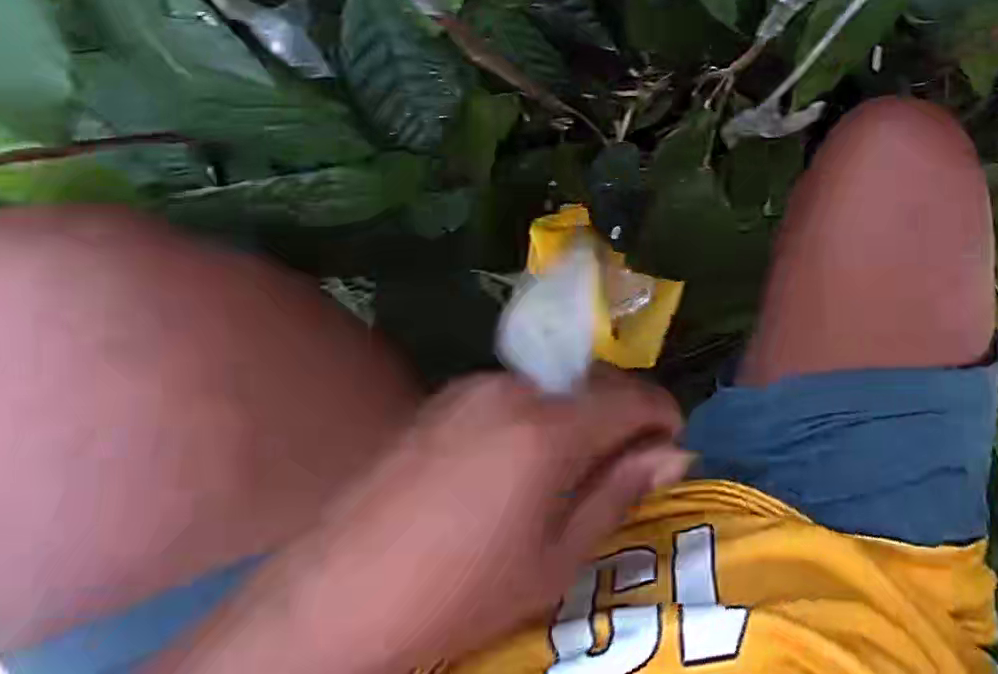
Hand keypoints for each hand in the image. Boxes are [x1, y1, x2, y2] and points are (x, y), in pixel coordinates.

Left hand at [153, 367, 688, 673]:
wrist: (321, 615)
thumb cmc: (456, 597)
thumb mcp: (555, 560)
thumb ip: (621, 492)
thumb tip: (676, 453)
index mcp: (552, 425)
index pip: (637, 396)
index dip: (665, 418)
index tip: (670, 450)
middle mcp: (518, 387)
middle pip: (599, 383)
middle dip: (625, 416)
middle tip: (626, 466)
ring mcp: (475, 388)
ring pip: (557, 385)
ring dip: (581, 414)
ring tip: (571, 469)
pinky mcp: (442, 400)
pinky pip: (516, 393)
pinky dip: (539, 414)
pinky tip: (516, 465)